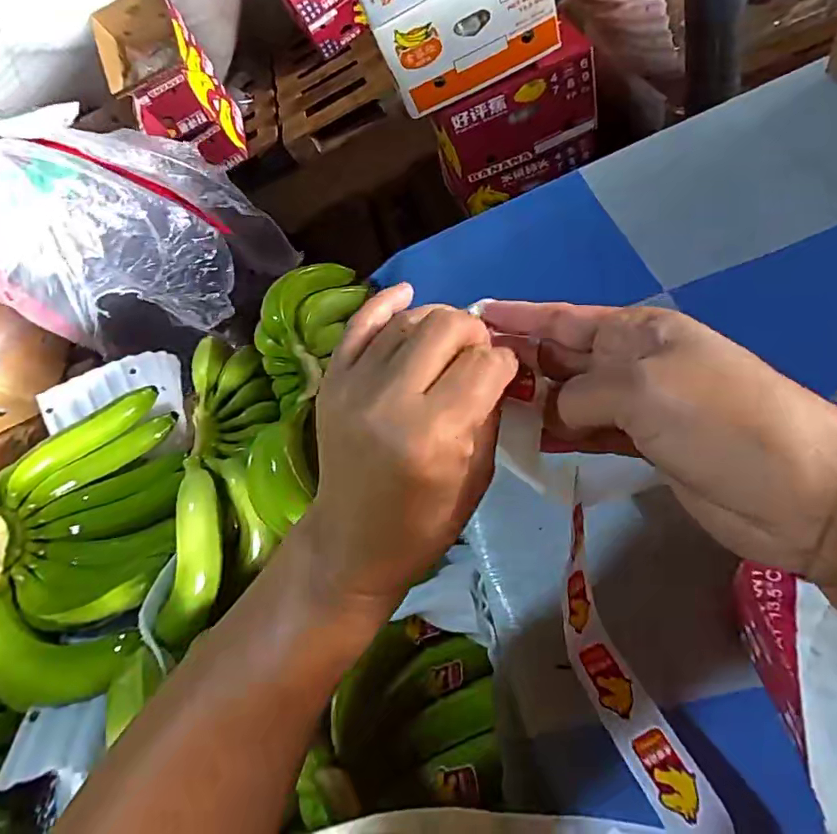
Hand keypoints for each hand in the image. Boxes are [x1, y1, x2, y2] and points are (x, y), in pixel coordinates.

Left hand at [307, 284, 518, 608]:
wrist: (350, 542)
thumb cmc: (423, 522)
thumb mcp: (478, 475)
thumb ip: (490, 412)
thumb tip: (499, 364)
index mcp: (434, 434)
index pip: (485, 364)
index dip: (504, 362)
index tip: (504, 372)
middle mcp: (391, 400)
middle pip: (447, 326)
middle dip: (474, 333)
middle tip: (477, 354)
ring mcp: (354, 385)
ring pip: (409, 318)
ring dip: (439, 321)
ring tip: (448, 343)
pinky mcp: (332, 379)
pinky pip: (360, 323)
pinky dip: (386, 303)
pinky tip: (408, 295)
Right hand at [479, 301, 836, 580]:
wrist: (803, 491)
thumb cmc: (721, 420)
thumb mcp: (644, 388)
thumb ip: (585, 393)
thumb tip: (554, 413)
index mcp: (640, 332)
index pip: (566, 318)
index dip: (521, 316)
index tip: (476, 315)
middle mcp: (638, 364)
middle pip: (566, 356)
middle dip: (521, 360)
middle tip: (466, 373)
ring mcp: (645, 409)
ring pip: (575, 400)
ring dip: (538, 403)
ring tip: (485, 410)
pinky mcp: (650, 451)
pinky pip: (593, 436)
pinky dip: (565, 438)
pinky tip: (533, 445)